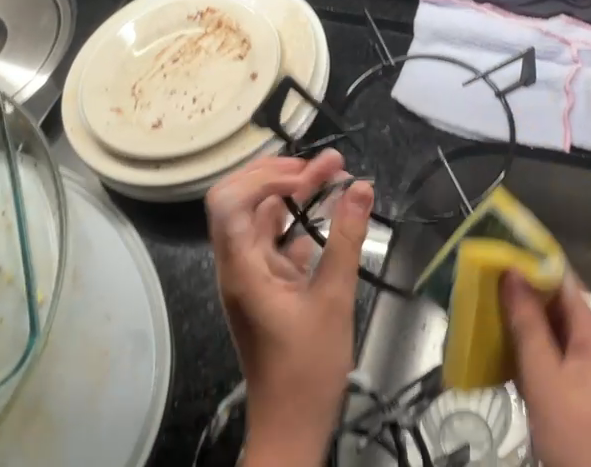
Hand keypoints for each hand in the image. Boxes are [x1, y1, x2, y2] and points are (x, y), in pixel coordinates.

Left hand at [207, 152, 372, 465]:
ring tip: (334, 174)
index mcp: (241, 268)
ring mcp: (252, 276)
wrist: (292, 426)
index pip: (229, 201)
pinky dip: (302, 222)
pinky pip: (279, 242)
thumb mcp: (333, 299)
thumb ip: (347, 239)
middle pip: (242, 201)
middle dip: (280, 174)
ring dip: (295, 194)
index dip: (265, 178)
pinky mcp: (269, 288)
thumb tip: (361, 187)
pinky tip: (332, 214)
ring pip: (263, 219)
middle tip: (324, 164)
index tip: (308, 178)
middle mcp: (239, 265)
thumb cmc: (306, 368)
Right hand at [502, 272, 590, 466]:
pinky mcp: (575, 386)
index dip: (531, 264)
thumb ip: (528, 325)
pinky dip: (526, 347)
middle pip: (555, 303)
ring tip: (483, 307)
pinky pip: (549, 353)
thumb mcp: (544, 377)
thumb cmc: (574, 432)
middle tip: (482, 281)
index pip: (561, 280)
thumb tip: (512, 273)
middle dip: (520, 292)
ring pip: (549, 328)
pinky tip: (499, 347)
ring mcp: (584, 364)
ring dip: (520, 320)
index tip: (497, 253)